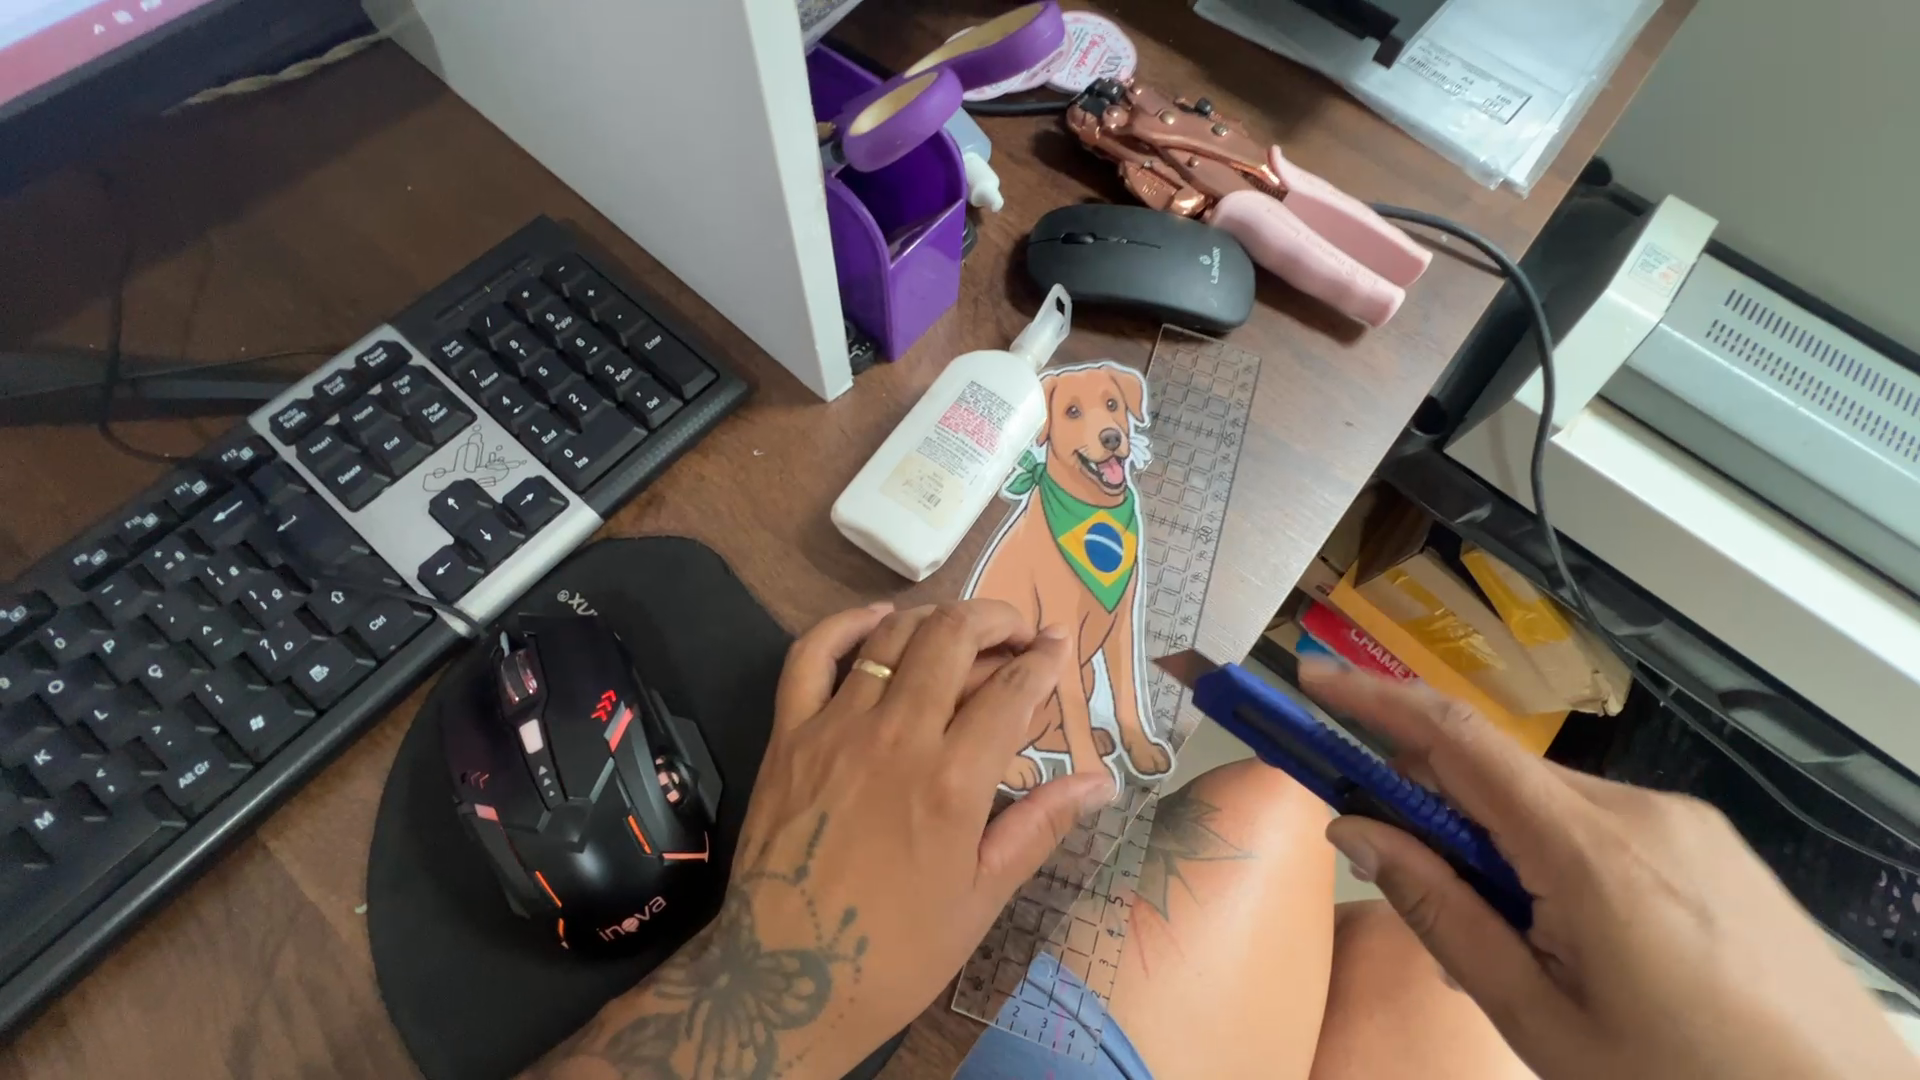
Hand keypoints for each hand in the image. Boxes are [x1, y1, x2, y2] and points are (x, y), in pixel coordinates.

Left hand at [533, 600, 1112, 1079]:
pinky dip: (846, 624)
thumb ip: (1040, 826)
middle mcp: (898, 736)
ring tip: (961, 628)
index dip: (1044, 659)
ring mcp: (836, 726)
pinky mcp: (790, 732)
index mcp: (954, 781)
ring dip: (936, 617)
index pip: (1012, 691)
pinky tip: (878, 620)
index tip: (1058, 644)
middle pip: (953, 637)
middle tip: (1017, 629)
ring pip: (893, 635)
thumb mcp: (982, 898)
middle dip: (996, 619)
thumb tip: (1102, 783)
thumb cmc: (897, 949)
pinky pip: (811, 654)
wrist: (784, 979)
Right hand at [1303, 660, 1919, 1079]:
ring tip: (1506, 936)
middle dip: (1428, 804)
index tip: (1309, 678)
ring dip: (1488, 838)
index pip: (1455, 739)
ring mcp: (1684, 823)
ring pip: (1536, 797)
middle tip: (1407, 877)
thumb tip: (1353, 831)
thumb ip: (1438, 913)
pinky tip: (1565, 929)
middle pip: (1490, 771)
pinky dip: (1540, 848)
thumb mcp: (1538, 1021)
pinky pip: (1589, 820)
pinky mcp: (1709, 844)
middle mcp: (1639, 810)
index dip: (1373, 698)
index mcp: (1593, 852)